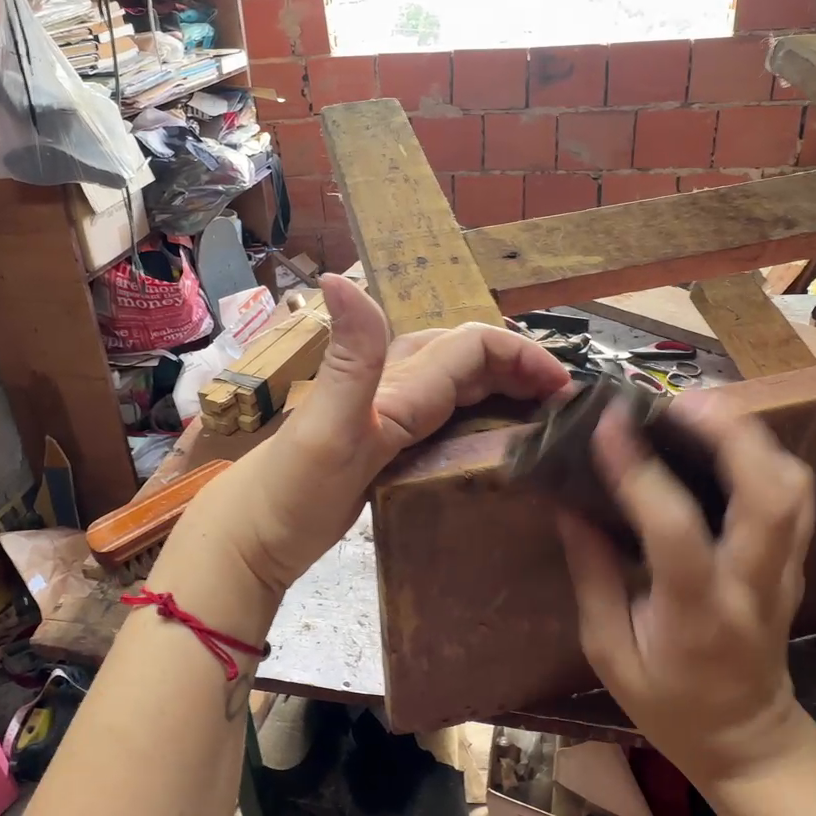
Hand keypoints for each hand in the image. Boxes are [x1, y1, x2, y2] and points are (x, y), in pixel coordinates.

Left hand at [194, 273, 569, 591]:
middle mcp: (393, 389)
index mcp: (395, 383)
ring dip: (502, 387)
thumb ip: (350, 356)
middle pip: (467, 358)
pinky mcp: (385, 448)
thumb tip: (339, 277)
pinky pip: (442, 417)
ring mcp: (387, 418)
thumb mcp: (327, 426)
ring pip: (456, 384)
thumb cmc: (292, 490)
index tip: (564, 389)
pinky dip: (476, 416)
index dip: (522, 356)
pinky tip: (490, 439)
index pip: (470, 348)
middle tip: (563, 404)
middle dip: (520, 366)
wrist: (250, 537)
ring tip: (541, 413)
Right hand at [558, 395, 815, 787]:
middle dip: (730, 432)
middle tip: (675, 400)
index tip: (607, 423)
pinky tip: (718, 437)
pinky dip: (760, 452)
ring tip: (695, 407)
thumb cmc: (670, 703)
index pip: (676, 530)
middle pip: (770, 495)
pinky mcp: (792, 561)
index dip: (640, 470)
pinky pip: (791, 493)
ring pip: (792, 487)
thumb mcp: (609, 652)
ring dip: (749, 435)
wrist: (748, 740)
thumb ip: (592, 574)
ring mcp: (784, 571)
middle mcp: (753, 585)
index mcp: (698, 614)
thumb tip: (568, 504)